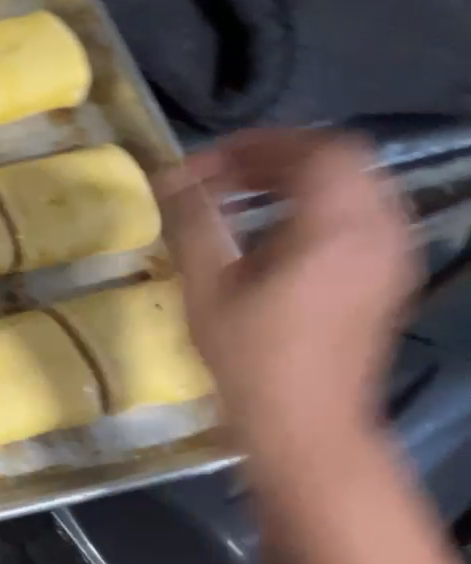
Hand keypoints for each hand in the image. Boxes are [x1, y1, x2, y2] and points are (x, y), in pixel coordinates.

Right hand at [163, 129, 416, 453]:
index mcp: (337, 227)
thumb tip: (172, 181)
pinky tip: (270, 230)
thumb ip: (194, 223)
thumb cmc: (248, 355)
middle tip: (214, 176)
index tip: (200, 165)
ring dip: (295, 178)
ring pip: (354, 184)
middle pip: (341, 160)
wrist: (306, 418)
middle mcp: (381, 228)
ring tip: (236, 197)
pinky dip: (316, 204)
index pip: (315, 149)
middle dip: (273, 156)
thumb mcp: (207, 286)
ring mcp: (393, 251)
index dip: (255, 145)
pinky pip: (360, 213)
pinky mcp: (388, 272)